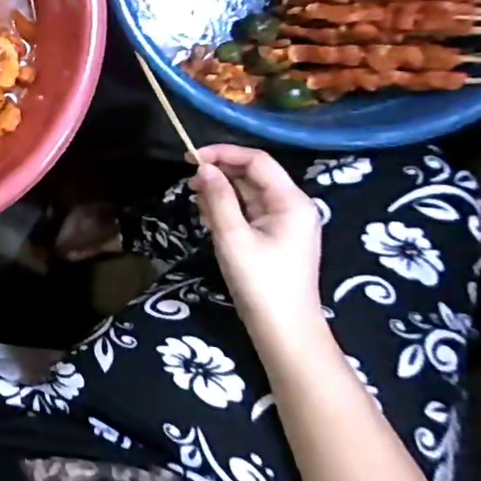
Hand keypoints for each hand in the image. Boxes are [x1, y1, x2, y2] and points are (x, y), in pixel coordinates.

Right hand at [190, 144, 323, 334]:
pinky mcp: (274, 235)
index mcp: (291, 202)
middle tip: (188, 183)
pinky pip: (248, 208)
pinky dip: (227, 206)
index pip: (257, 161)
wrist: (283, 327)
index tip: (189, 158)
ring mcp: (284, 221)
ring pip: (248, 191)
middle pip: (253, 174)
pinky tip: (209, 217)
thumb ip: (217, 198)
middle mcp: (292, 206)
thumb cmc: (260, 280)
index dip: (223, 153)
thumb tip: (203, 167)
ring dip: (220, 190)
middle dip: (220, 172)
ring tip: (197, 203)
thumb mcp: (232, 236)